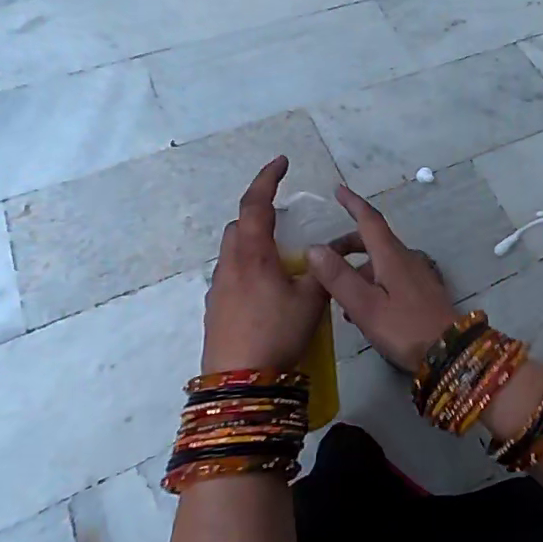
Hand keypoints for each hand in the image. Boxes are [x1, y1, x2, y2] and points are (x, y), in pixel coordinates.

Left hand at [201, 157, 331, 373]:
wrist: (239, 380)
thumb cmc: (276, 333)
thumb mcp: (311, 302)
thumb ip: (323, 273)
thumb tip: (328, 257)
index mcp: (252, 253)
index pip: (256, 203)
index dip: (268, 178)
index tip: (282, 161)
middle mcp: (229, 264)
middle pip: (239, 226)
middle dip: (260, 216)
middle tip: (285, 223)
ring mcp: (217, 287)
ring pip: (233, 252)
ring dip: (253, 246)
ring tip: (280, 264)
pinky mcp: (214, 308)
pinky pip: (231, 276)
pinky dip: (248, 271)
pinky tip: (266, 296)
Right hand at [304, 185, 457, 372]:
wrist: (450, 352)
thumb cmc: (404, 328)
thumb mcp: (364, 305)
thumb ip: (338, 276)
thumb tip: (314, 248)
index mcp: (391, 256)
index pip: (369, 221)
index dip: (353, 204)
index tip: (339, 190)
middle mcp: (406, 259)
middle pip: (374, 240)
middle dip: (348, 243)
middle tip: (325, 257)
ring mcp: (417, 275)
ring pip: (381, 261)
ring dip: (357, 268)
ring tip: (338, 293)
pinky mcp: (422, 292)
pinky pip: (391, 276)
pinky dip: (371, 281)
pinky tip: (362, 308)